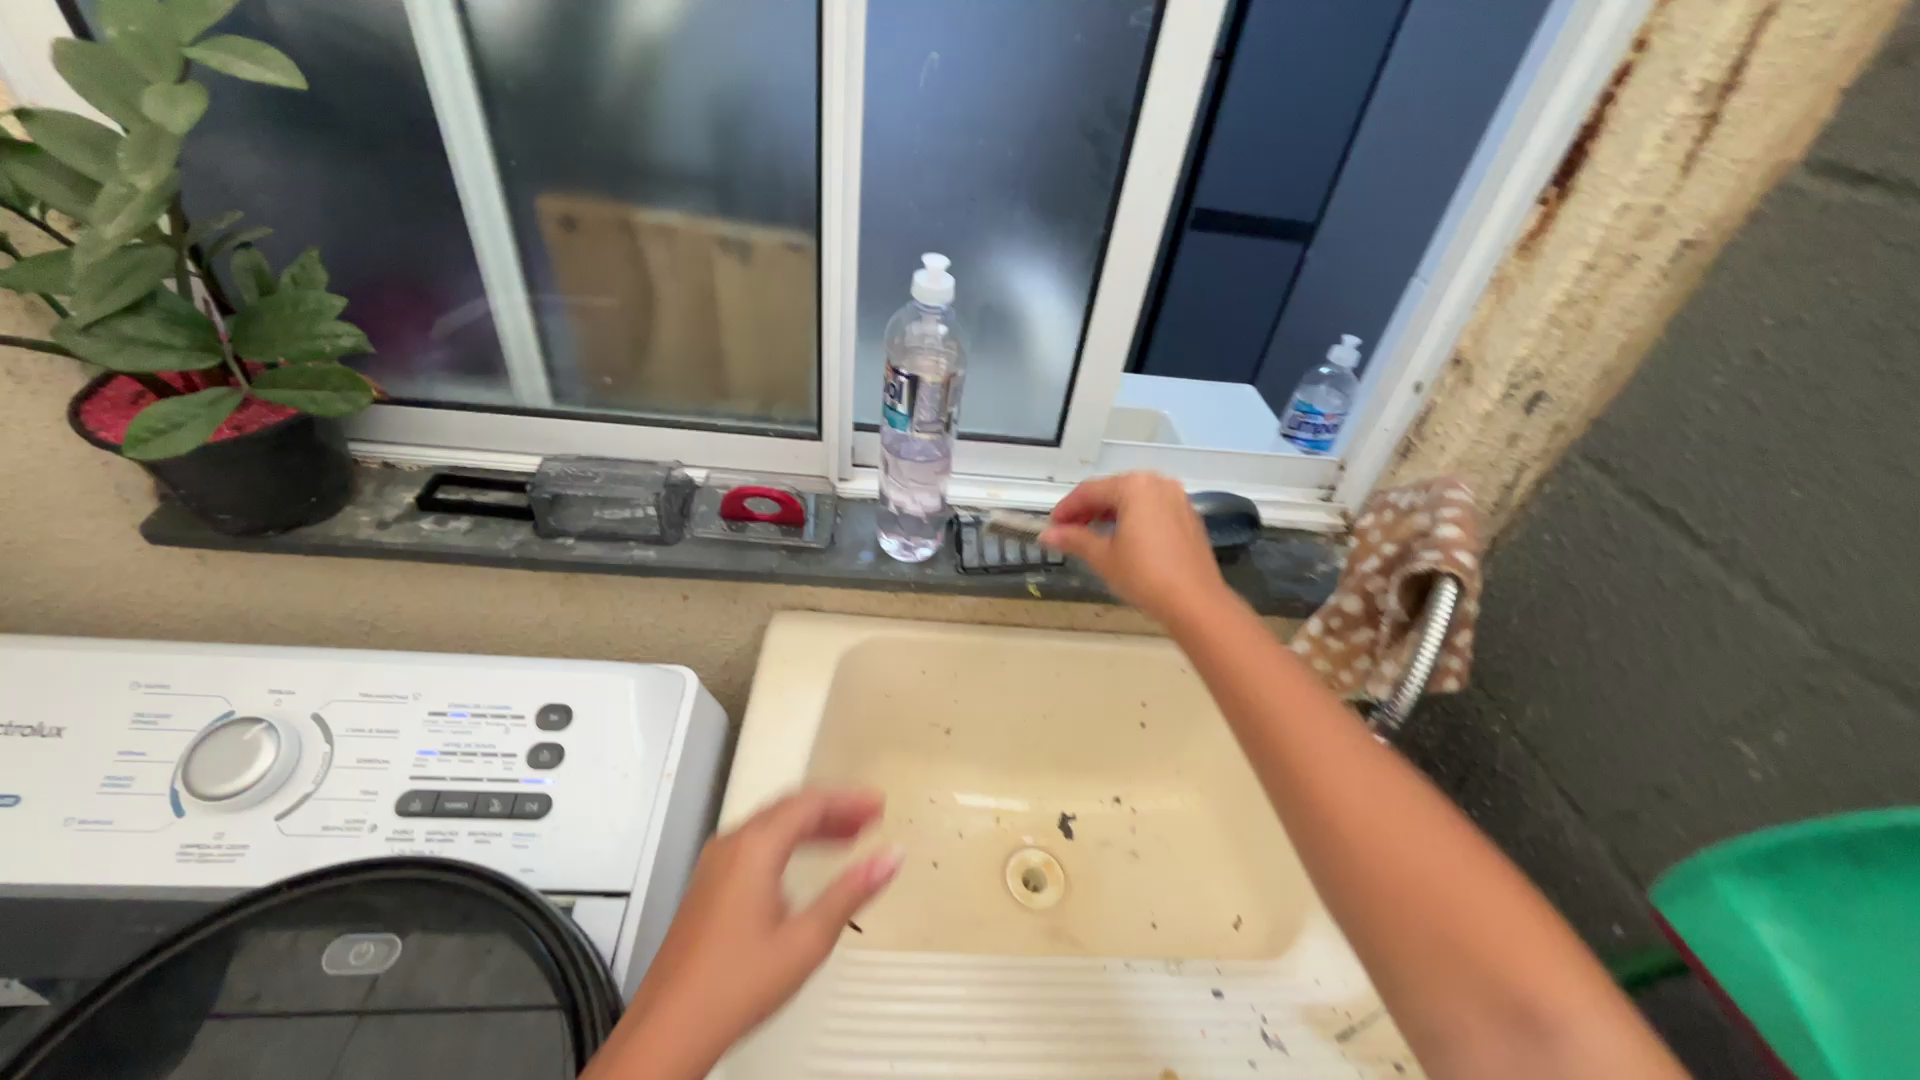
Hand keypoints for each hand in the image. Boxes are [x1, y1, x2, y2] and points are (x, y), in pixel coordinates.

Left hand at [584, 789, 902, 1079]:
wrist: (670, 1029)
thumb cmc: (732, 987)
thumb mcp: (808, 939)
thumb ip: (852, 892)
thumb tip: (890, 857)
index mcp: (754, 849)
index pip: (809, 803)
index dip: (848, 799)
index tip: (877, 804)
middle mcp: (730, 847)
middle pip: (788, 808)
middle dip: (833, 808)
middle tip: (869, 816)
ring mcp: (714, 866)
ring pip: (770, 826)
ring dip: (811, 826)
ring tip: (848, 836)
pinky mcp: (708, 887)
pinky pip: (754, 846)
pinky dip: (788, 843)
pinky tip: (806, 866)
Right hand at [1041, 471, 1230, 625]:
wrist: (1194, 601)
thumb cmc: (1144, 575)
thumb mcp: (1103, 556)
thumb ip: (1074, 539)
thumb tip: (1047, 535)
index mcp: (1134, 486)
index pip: (1089, 491)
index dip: (1066, 509)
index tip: (1051, 527)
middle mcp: (1158, 483)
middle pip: (1113, 491)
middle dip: (1088, 510)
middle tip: (1067, 532)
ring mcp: (1177, 499)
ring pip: (1134, 500)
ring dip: (1109, 514)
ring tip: (1091, 537)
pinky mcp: (1188, 517)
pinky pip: (1152, 510)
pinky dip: (1133, 519)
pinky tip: (1122, 540)